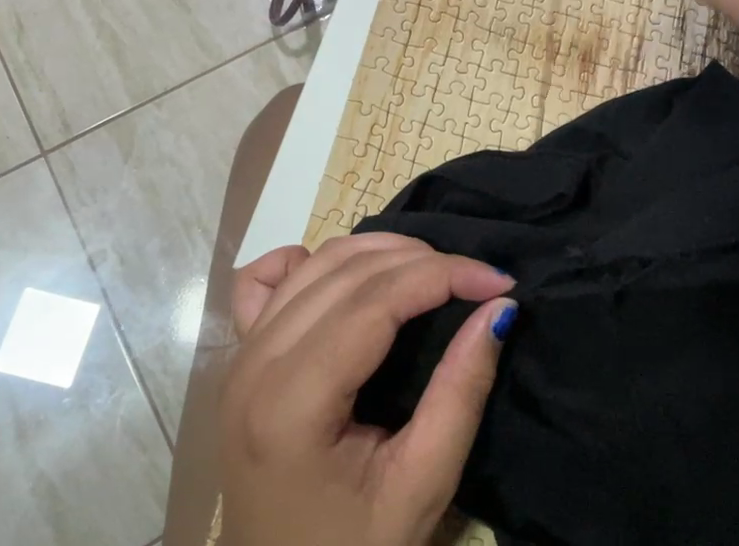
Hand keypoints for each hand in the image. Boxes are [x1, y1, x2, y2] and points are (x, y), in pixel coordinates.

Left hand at [220, 234, 516, 545]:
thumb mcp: (422, 485)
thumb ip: (459, 393)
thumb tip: (499, 309)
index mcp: (291, 401)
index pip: (374, 300)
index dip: (442, 274)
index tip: (498, 279)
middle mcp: (255, 364)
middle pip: (345, 272)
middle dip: (421, 261)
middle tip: (477, 281)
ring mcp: (240, 356)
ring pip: (313, 265)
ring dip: (379, 254)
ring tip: (436, 273)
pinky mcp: (239, 358)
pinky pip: (262, 282)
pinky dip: (307, 262)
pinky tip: (346, 273)